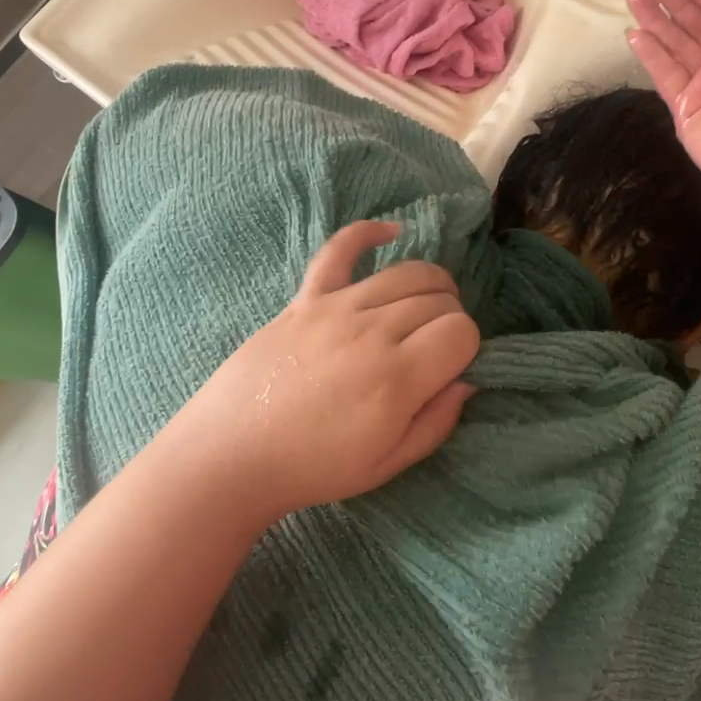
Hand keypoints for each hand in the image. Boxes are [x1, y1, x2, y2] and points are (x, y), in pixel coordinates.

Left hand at [172, 221, 479, 524]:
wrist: (232, 454)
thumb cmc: (314, 467)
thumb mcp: (389, 464)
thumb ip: (437, 421)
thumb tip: (467, 378)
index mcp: (397, 379)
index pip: (462, 332)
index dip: (467, 348)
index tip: (450, 368)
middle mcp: (371, 332)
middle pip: (439, 300)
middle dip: (451, 320)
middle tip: (434, 349)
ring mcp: (335, 308)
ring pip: (407, 272)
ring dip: (431, 286)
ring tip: (426, 308)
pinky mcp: (305, 298)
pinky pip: (339, 250)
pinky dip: (367, 233)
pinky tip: (391, 232)